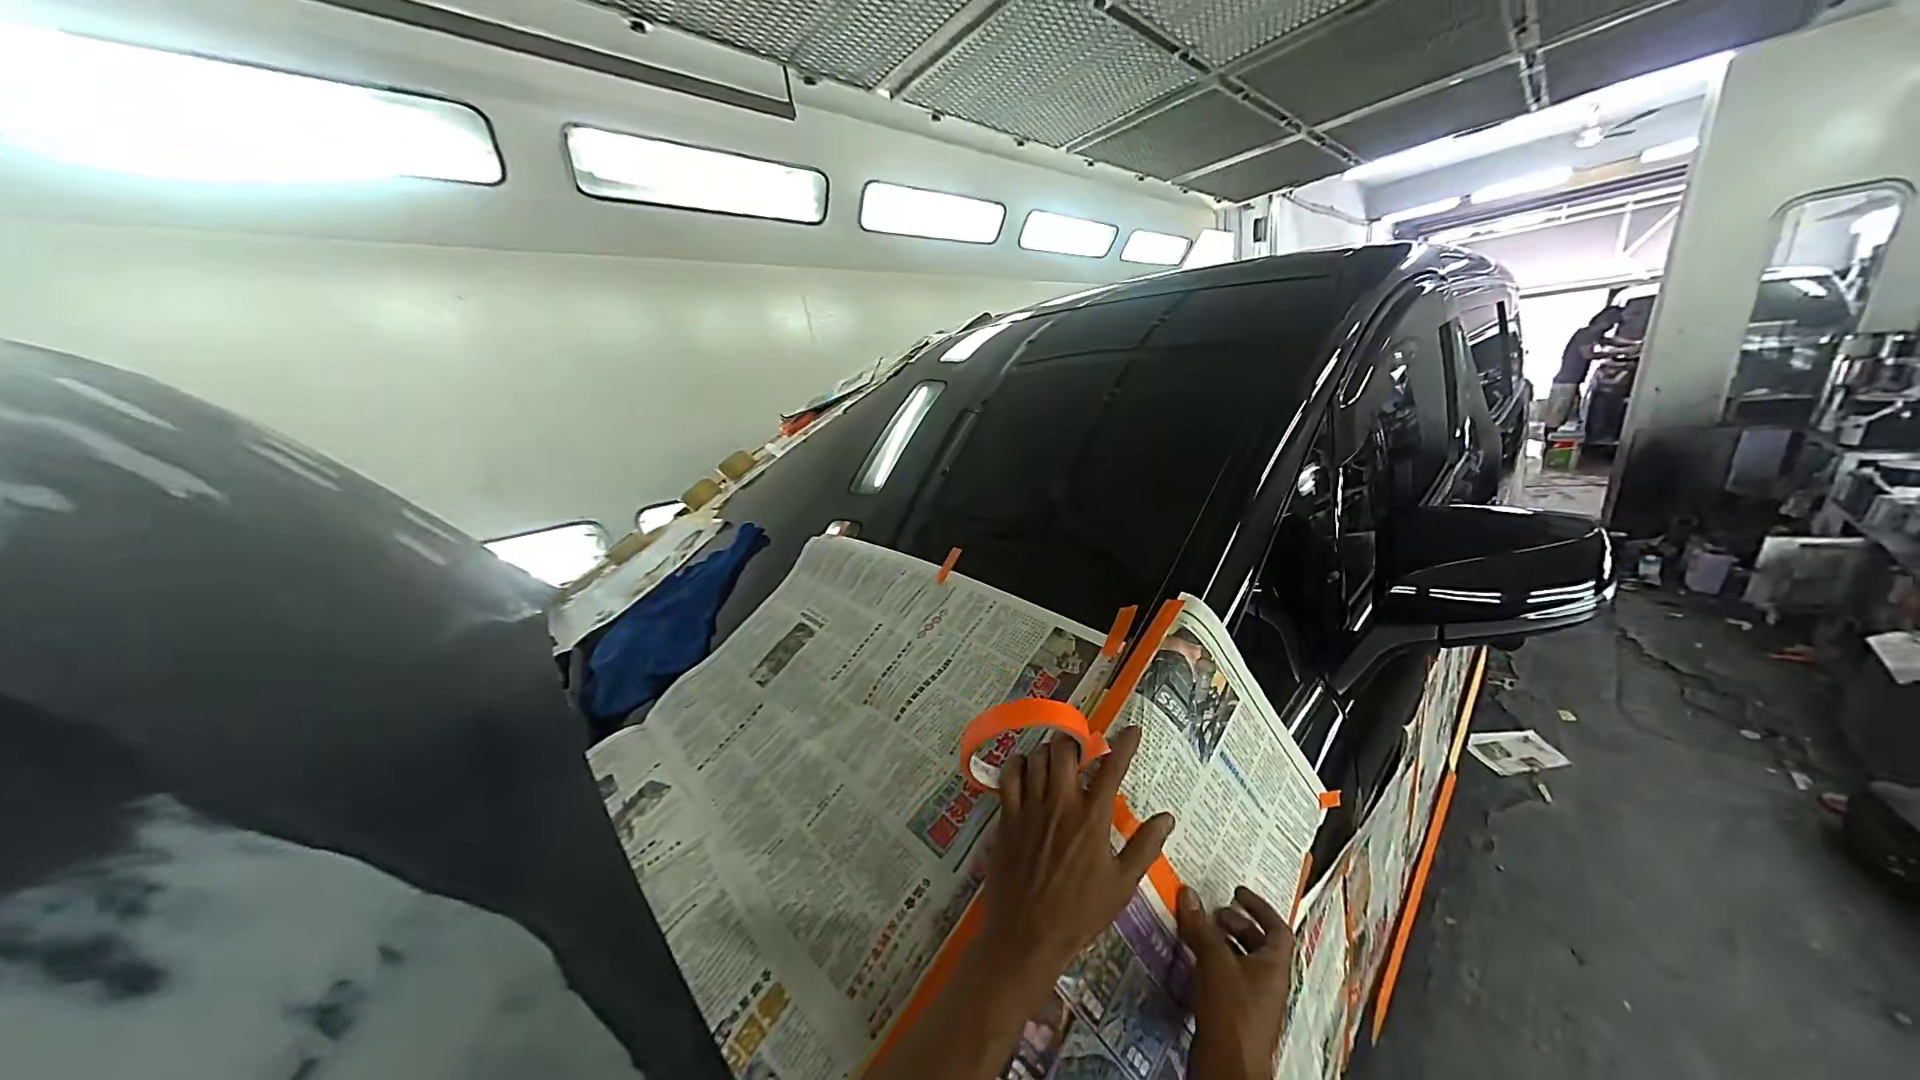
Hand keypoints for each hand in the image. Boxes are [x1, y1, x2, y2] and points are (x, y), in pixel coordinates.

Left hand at [979, 726, 1174, 996]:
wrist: (1027, 934)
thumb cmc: (1079, 913)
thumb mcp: (1122, 885)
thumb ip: (1145, 847)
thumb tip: (1167, 817)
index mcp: (1092, 818)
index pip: (1112, 768)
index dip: (1124, 744)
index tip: (1132, 730)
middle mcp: (1060, 803)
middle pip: (1065, 750)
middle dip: (1075, 743)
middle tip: (1081, 753)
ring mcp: (1030, 807)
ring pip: (1036, 757)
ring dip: (1048, 753)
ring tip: (1055, 762)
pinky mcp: (1007, 816)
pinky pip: (1009, 774)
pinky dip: (1018, 764)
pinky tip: (1025, 770)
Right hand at [1177, 885, 1295, 1079]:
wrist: (1229, 1068)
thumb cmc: (1231, 1011)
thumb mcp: (1214, 961)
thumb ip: (1201, 927)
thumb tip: (1189, 893)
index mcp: (1274, 966)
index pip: (1277, 928)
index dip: (1259, 906)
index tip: (1236, 892)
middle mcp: (1269, 982)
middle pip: (1259, 944)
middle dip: (1236, 924)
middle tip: (1212, 914)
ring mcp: (1253, 1001)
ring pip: (1241, 962)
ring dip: (1222, 943)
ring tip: (1198, 933)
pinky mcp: (1235, 1015)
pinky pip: (1228, 979)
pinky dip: (1213, 964)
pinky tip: (1192, 961)